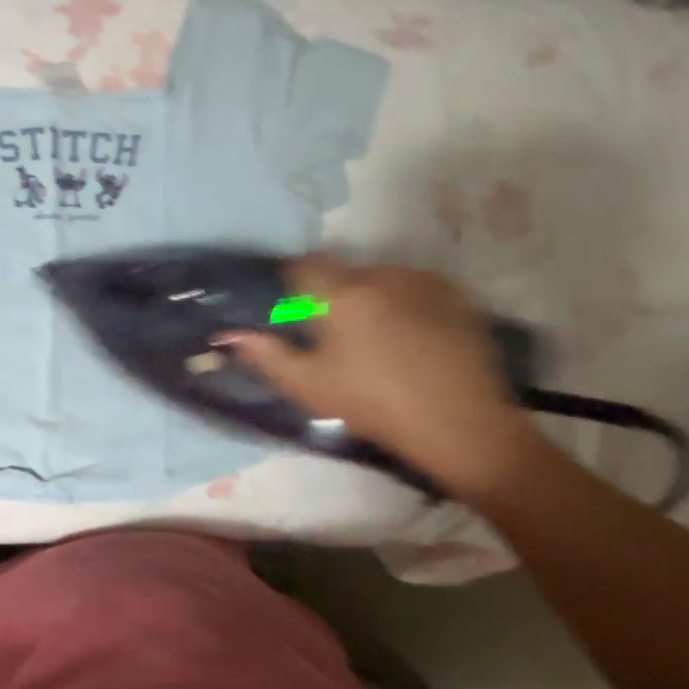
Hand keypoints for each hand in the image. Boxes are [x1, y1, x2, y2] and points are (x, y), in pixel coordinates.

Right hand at [218, 255, 537, 492]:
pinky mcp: (458, 297)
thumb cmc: (374, 404)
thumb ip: (267, 355)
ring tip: (373, 342)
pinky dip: (404, 307)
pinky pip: (416, 290)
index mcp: (344, 293)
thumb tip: (229, 334)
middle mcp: (385, 274)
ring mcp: (426, 282)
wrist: (459, 423)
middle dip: (333, 296)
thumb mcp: (310, 386)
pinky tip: (408, 342)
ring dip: (370, 300)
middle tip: (331, 338)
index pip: (306, 265)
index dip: (292, 282)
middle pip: (346, 273)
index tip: (290, 309)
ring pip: (383, 280)